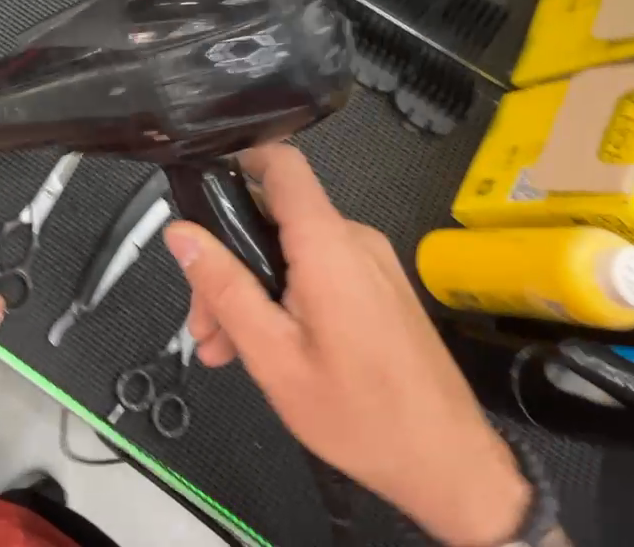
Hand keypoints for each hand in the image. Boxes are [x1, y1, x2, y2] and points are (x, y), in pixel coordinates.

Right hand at [165, 145, 530, 546]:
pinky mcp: (378, 290)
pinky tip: (260, 348)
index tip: (196, 190)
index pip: (281, 164)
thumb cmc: (359, 414)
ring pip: (287, 252)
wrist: (453, 472)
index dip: (235, 160)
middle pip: (271, 219)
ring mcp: (371, 265)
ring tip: (222, 348)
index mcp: (328, 245)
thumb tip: (179, 231)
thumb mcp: (271, 354)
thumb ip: (222, 286)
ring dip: (247, 289)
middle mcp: (353, 241)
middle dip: (225, 261)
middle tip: (201, 322)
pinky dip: (280, 299)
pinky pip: (314, 273)